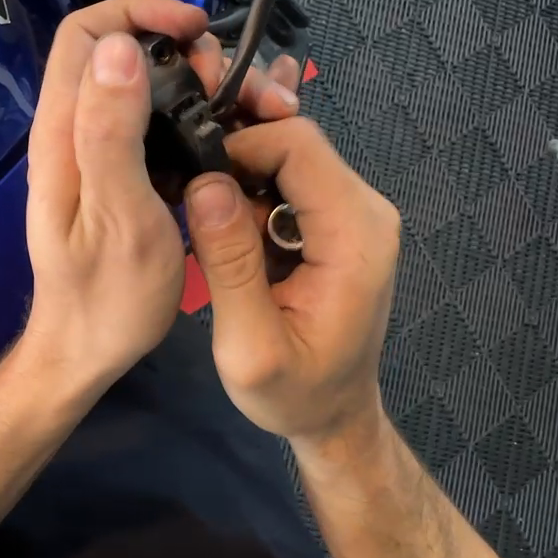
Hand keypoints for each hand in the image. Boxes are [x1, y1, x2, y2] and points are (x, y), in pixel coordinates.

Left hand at [20, 0, 300, 393]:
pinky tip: (225, 135)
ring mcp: (94, 149)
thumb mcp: (116, 215)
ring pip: (139, 84)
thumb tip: (119, 47)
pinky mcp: (116, 171)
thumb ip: (110, 131)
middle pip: (118, 50)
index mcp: (65, 131)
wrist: (86, 348)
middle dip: (177, 47)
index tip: (196, 32)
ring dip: (190, 81)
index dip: (138, 12)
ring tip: (238, 109)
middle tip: (226, 85)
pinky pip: (152, 120)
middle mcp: (73, 129)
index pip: (87, 33)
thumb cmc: (106, 294)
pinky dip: (189, 113)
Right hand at [183, 118, 400, 448]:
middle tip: (191, 203)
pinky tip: (229, 230)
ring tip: (207, 224)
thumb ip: (230, 264)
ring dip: (239, 178)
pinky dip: (251, 191)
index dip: (237, 149)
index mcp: (356, 235)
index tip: (192, 185)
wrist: (334, 415)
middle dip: (234, 161)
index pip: (297, 144)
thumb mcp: (250, 346)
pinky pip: (289, 178)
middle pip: (293, 141)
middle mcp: (366, 208)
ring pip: (287, 155)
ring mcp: (355, 210)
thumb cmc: (296, 393)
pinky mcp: (338, 217)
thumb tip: (204, 183)